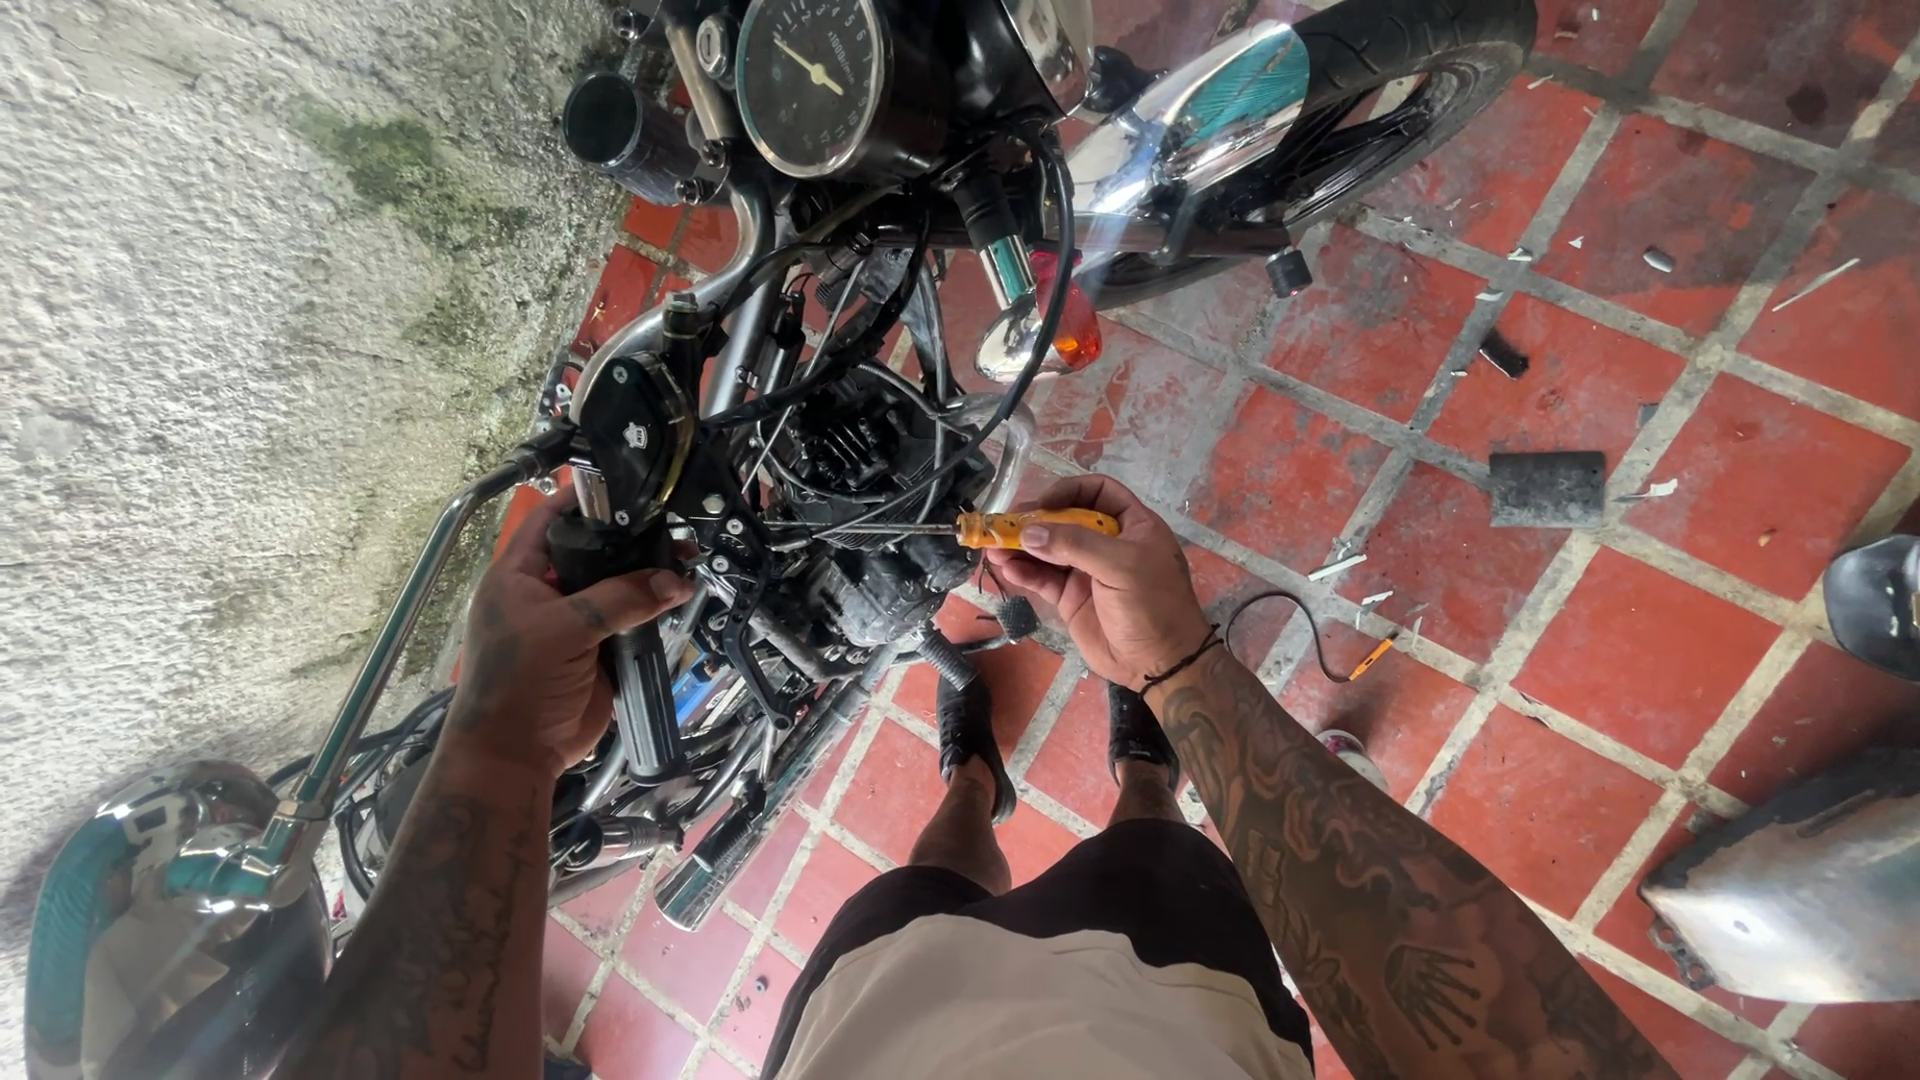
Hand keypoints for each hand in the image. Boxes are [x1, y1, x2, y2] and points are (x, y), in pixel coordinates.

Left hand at [445, 490, 694, 778]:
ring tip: (686, 562)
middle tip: (673, 532)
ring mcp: (578, 620)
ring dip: (651, 576)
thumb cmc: (519, 683)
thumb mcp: (565, 629)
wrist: (519, 752)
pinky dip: (656, 607)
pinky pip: (634, 617)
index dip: (582, 499)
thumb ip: (621, 600)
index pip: (550, 520)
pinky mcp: (602, 646)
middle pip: (596, 553)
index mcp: (520, 575)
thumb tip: (676, 581)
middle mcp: (549, 591)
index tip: (624, 485)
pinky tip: (681, 595)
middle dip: (633, 542)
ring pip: (620, 585)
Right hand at [985, 474, 1212, 689]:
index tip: (1042, 503)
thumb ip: (1074, 544)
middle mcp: (1107, 543)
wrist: (1160, 663)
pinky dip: (1023, 572)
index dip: (1069, 491)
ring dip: (1021, 547)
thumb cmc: (1153, 605)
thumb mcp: (1121, 565)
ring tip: (994, 547)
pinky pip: (1042, 578)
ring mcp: (1087, 571)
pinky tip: (1006, 568)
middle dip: (1035, 520)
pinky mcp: (1071, 598)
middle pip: (1065, 519)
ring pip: (1048, 549)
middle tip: (1005, 524)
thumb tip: (1028, 532)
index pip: (1098, 491)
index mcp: (1131, 525)